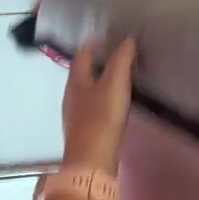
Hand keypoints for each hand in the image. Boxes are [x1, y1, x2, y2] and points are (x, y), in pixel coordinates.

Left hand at [61, 38, 135, 172]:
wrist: (91, 160)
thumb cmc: (102, 117)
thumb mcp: (115, 83)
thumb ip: (121, 59)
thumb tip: (127, 40)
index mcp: (76, 81)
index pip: (82, 55)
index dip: (93, 45)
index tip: (105, 38)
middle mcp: (70, 95)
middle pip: (81, 73)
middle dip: (95, 63)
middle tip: (114, 57)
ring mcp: (74, 115)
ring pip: (85, 91)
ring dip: (98, 82)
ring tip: (116, 80)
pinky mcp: (82, 130)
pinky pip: (90, 106)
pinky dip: (101, 99)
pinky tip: (112, 105)